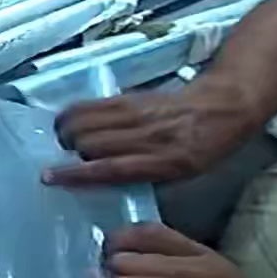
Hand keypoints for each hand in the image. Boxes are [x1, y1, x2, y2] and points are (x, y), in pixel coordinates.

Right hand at [46, 76, 270, 186]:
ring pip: (81, 124)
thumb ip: (140, 175)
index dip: (75, 174)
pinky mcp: (128, 98)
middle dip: (70, 153)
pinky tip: (70, 122)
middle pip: (87, 143)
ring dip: (66, 134)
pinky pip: (85, 106)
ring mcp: (137, 114)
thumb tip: (94, 179)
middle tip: (70, 157)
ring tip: (69, 140)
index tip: (49, 177)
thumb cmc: (205, 147)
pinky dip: (70, 116)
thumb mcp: (184, 172)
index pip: (109, 169)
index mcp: (168, 162)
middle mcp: (150, 137)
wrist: (227, 105)